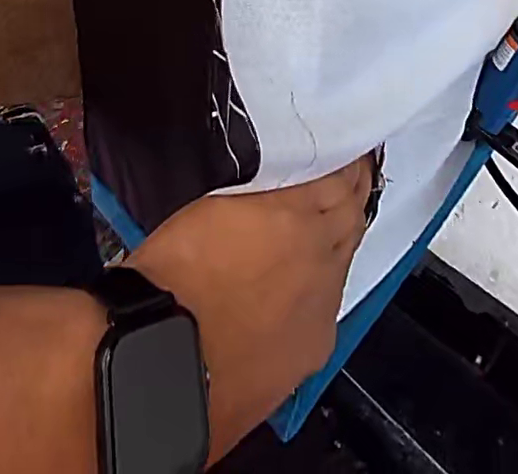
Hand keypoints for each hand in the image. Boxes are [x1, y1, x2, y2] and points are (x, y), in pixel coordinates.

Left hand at [126, 155, 373, 460]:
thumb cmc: (194, 378)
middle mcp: (320, 277)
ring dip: (342, 169)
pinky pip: (313, 170)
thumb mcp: (246, 378)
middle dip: (349, 195)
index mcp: (313, 329)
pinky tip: (321, 138)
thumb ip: (265, 342)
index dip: (334, 243)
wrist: (166, 348)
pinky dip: (322, 155)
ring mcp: (304, 236)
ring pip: (339, 192)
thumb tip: (251, 332)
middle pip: (348, 223)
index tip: (329, 224)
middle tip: (351, 167)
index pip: (337, 275)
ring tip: (340, 146)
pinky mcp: (278, 204)